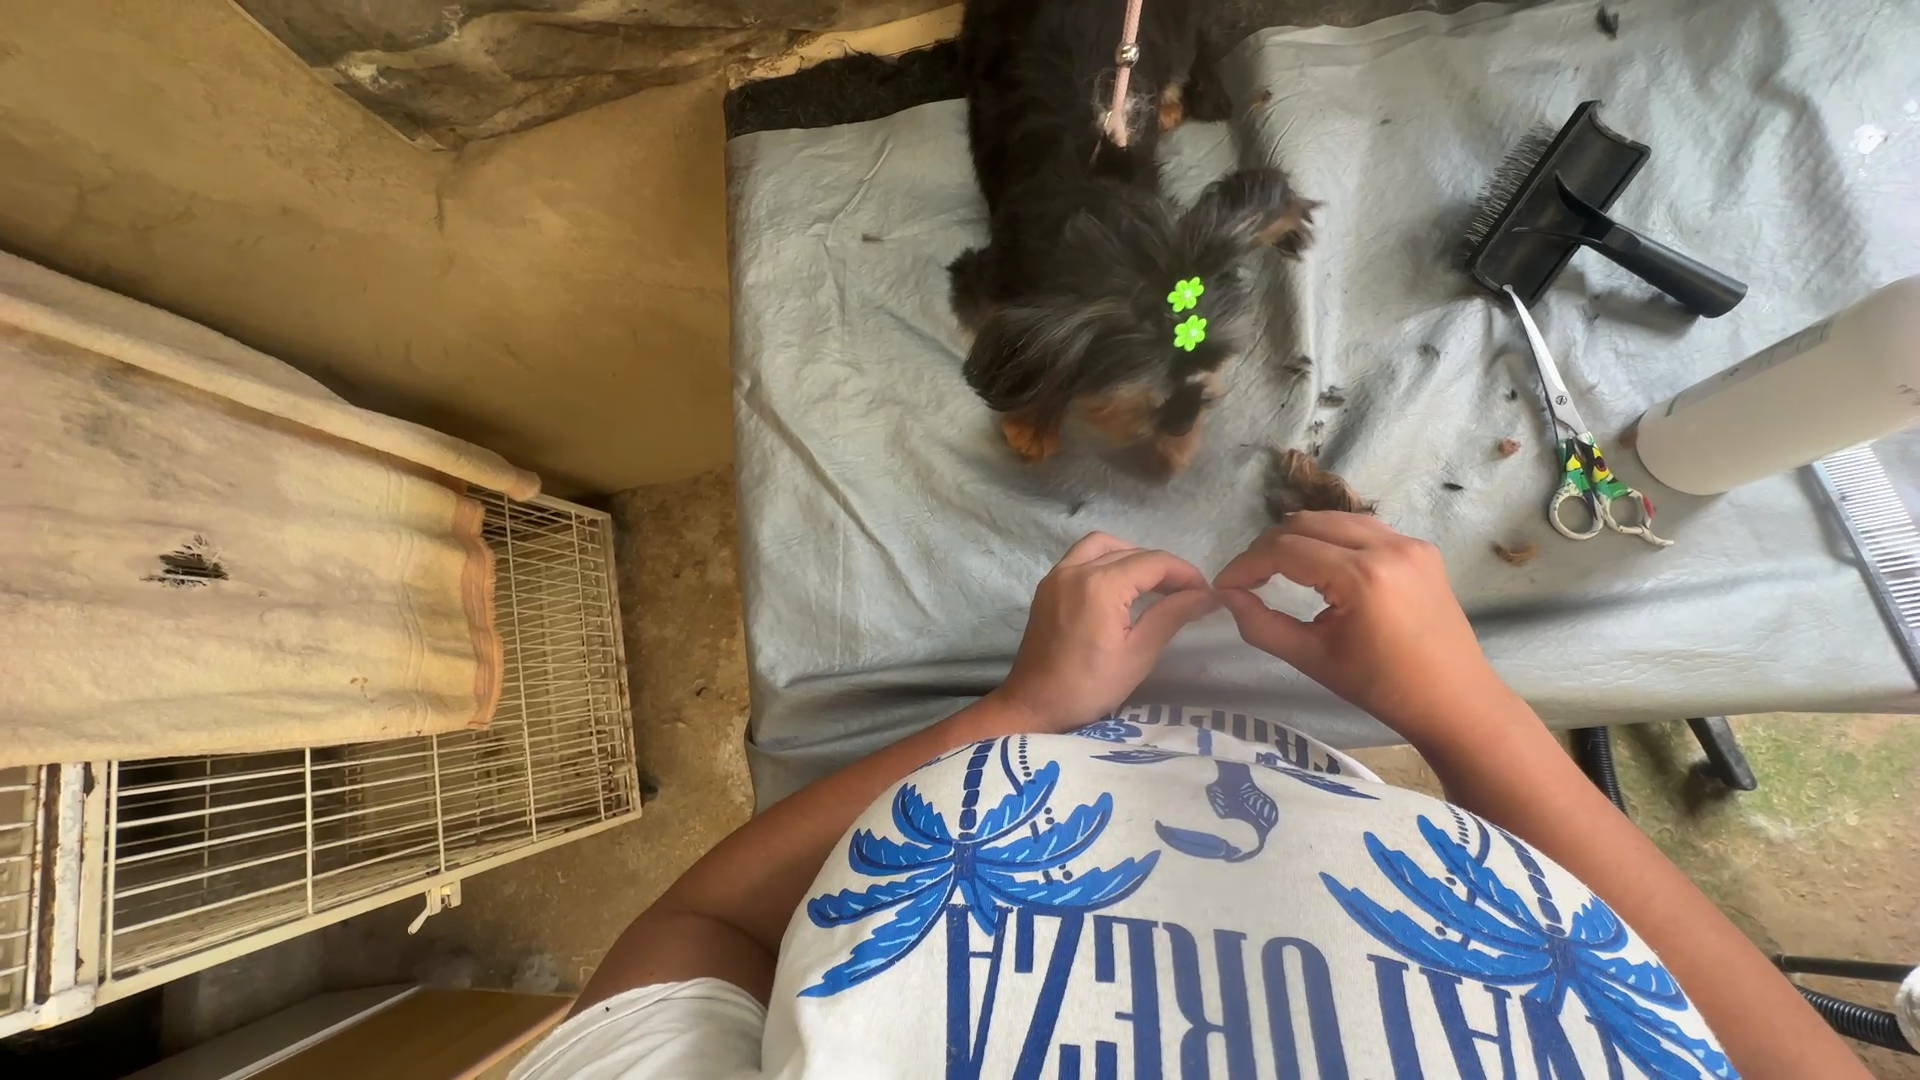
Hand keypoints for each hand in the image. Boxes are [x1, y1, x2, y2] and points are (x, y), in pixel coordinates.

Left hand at [993, 532, 1218, 731]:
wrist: (1034, 704)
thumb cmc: (1088, 686)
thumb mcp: (1138, 654)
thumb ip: (1172, 615)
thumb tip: (1208, 595)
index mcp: (1100, 584)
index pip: (1154, 562)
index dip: (1185, 573)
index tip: (1206, 593)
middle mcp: (1075, 569)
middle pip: (1130, 552)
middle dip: (1162, 567)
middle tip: (1186, 593)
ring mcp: (1057, 575)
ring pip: (1102, 546)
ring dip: (1131, 556)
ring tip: (1153, 584)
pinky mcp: (1047, 586)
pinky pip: (1080, 557)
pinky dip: (1105, 560)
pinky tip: (1120, 586)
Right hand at [1213, 512, 1514, 744]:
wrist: (1456, 701)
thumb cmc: (1380, 687)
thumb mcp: (1311, 658)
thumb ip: (1259, 625)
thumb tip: (1226, 596)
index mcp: (1361, 577)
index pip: (1284, 550)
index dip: (1246, 564)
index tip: (1225, 586)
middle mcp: (1387, 547)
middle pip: (1304, 524)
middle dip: (1266, 547)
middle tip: (1247, 578)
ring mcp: (1408, 543)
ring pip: (1331, 518)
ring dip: (1295, 538)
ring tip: (1274, 568)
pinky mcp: (1419, 548)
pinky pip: (1359, 527)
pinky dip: (1328, 537)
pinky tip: (1315, 562)